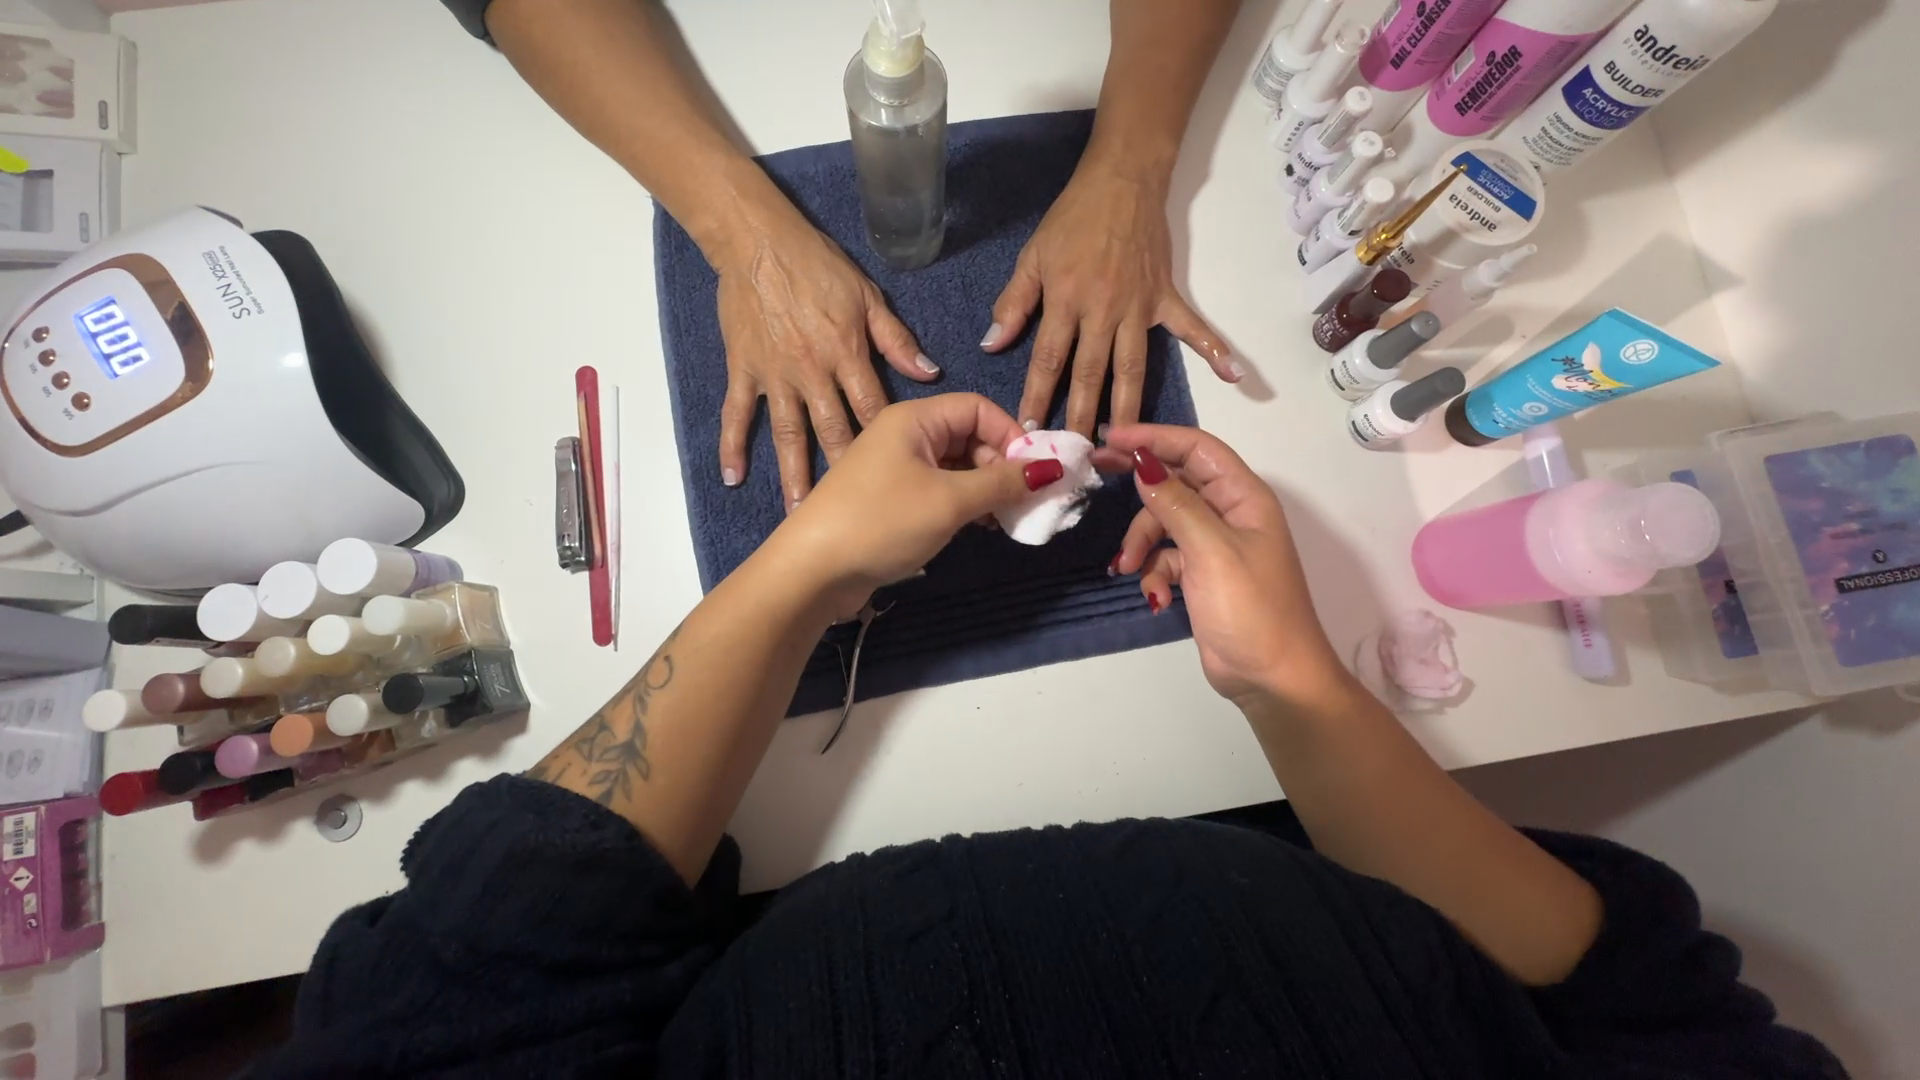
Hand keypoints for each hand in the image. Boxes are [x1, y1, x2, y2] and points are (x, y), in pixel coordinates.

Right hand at [713, 215, 939, 509]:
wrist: (758, 243)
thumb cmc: (818, 266)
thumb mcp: (868, 296)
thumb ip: (896, 339)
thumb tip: (929, 372)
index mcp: (847, 354)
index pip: (872, 407)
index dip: (886, 442)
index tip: (899, 476)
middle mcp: (812, 373)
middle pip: (833, 431)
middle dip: (844, 475)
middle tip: (854, 515)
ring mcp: (776, 376)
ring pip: (788, 434)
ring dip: (794, 474)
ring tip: (798, 511)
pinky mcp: (744, 371)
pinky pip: (737, 413)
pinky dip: (732, 445)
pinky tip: (731, 478)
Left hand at [773, 393, 1063, 609]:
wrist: (812, 570)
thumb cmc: (882, 522)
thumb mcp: (950, 500)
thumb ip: (1003, 483)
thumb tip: (1051, 467)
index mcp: (914, 419)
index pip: (979, 408)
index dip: (1012, 435)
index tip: (1034, 472)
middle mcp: (905, 436)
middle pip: (969, 437)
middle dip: (1002, 466)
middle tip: (1023, 503)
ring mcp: (896, 470)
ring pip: (957, 468)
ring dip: (986, 489)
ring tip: (1003, 520)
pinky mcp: (892, 501)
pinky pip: (940, 491)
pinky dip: (963, 505)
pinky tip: (977, 528)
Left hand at [981, 161, 1238, 436]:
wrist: (1122, 179)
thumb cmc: (1072, 220)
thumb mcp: (1032, 256)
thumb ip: (1013, 303)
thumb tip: (991, 345)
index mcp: (1065, 301)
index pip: (1048, 360)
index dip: (1038, 397)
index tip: (1031, 430)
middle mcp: (1102, 311)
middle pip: (1091, 374)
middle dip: (1082, 417)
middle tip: (1077, 456)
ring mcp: (1138, 307)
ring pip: (1132, 367)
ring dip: (1129, 409)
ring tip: (1128, 447)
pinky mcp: (1166, 298)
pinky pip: (1191, 328)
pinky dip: (1213, 349)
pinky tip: (1234, 376)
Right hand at [1096, 425, 1344, 704]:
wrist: (1273, 679)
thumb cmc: (1252, 609)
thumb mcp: (1212, 551)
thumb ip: (1176, 504)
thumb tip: (1142, 464)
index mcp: (1244, 497)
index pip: (1197, 449)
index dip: (1154, 438)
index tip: (1110, 438)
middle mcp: (1229, 514)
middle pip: (1176, 480)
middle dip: (1138, 481)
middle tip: (1096, 469)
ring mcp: (1214, 545)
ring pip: (1163, 521)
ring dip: (1141, 541)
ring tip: (1130, 568)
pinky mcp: (1201, 575)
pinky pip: (1165, 557)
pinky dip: (1154, 572)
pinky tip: (1155, 595)